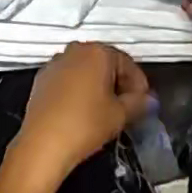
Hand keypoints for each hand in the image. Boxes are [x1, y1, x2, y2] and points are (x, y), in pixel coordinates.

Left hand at [9, 42, 149, 184]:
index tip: (144, 101)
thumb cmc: (85, 124)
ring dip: (98, 84)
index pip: (126, 62)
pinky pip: (68, 77)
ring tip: (106, 109)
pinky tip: (83, 109)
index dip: (139, 83)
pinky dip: (79, 88)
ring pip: (85, 69)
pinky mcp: (43, 77)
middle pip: (105, 62)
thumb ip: (138, 103)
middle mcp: (75, 50)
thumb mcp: (120, 115)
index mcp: (97, 52)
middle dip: (119, 81)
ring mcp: (56, 62)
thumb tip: (148, 100)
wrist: (44, 142)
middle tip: (128, 105)